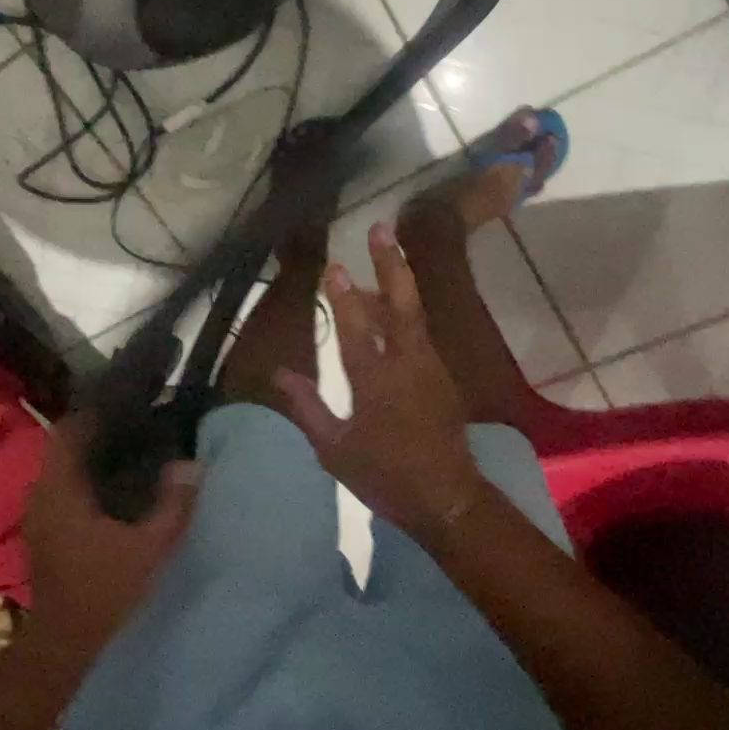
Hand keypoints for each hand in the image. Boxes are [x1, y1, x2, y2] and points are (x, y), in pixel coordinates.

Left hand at [23, 417, 200, 659]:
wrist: (64, 654)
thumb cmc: (104, 596)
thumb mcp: (148, 549)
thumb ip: (172, 504)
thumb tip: (191, 463)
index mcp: (59, 489)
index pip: (70, 429)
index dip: (98, 410)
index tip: (132, 398)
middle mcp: (42, 495)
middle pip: (69, 446)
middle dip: (103, 431)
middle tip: (145, 420)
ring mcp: (41, 517)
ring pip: (68, 469)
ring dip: (97, 456)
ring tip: (141, 446)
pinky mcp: (48, 535)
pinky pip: (68, 490)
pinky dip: (93, 480)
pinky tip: (125, 486)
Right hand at [271, 223, 484, 537]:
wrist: (447, 499)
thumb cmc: (384, 476)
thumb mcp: (334, 449)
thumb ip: (307, 407)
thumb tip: (281, 373)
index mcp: (375, 381)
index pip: (355, 328)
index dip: (343, 294)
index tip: (334, 264)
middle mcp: (407, 364)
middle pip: (401, 304)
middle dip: (391, 264)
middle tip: (381, 229)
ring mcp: (431, 368)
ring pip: (415, 315)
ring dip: (399, 284)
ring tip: (385, 259)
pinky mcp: (443, 378)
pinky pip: (421, 334)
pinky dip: (406, 315)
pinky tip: (395, 313)